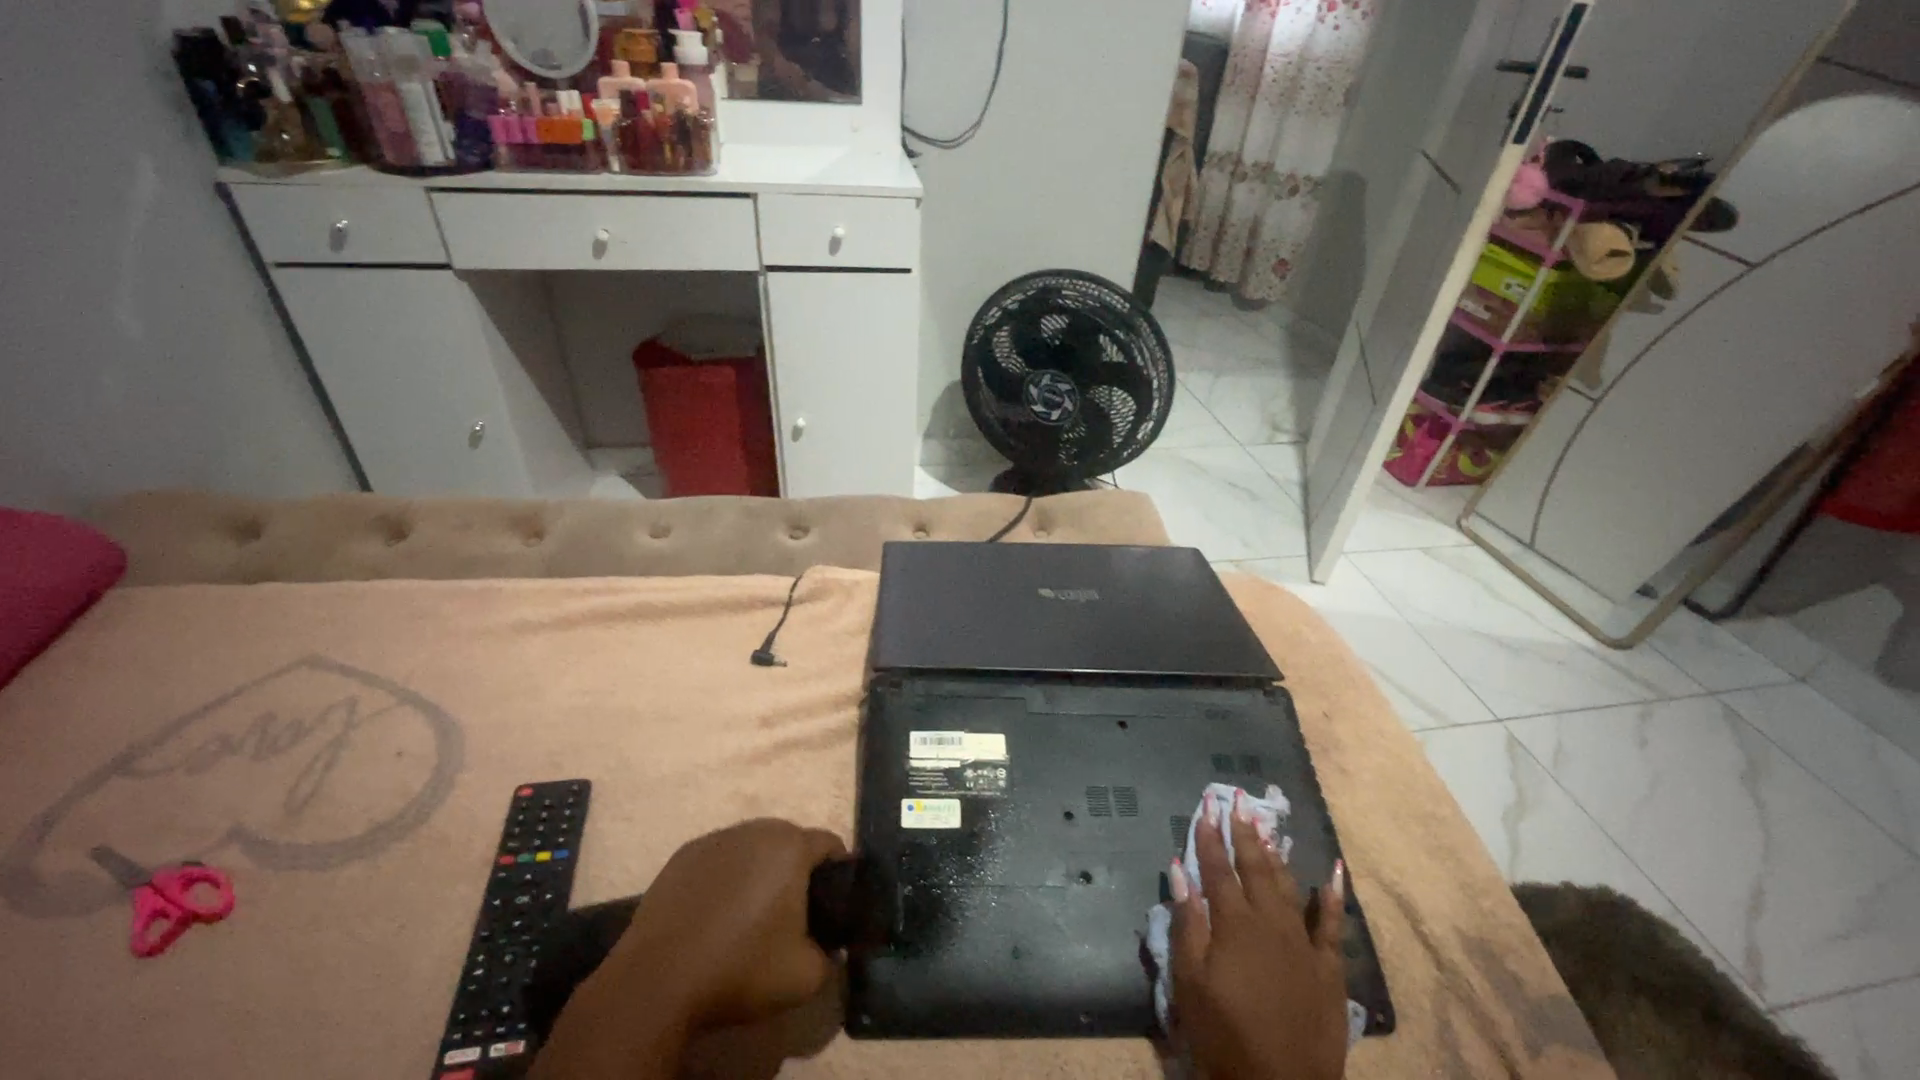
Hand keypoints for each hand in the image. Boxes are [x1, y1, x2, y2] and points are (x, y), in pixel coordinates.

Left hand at [608, 818, 847, 1030]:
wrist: (658, 981)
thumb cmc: (742, 969)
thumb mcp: (807, 976)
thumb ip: (831, 954)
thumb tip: (829, 946)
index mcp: (790, 847)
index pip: (830, 843)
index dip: (839, 872)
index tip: (833, 904)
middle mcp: (754, 830)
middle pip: (790, 840)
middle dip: (798, 868)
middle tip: (795, 912)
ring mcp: (713, 840)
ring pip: (753, 847)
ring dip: (760, 870)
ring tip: (751, 912)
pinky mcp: (681, 856)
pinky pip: (719, 859)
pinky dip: (726, 877)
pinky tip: (716, 913)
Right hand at [1169, 792, 1348, 1079]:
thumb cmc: (1224, 1034)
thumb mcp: (1190, 982)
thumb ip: (1187, 923)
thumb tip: (1180, 870)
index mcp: (1234, 925)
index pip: (1217, 869)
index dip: (1209, 836)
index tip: (1205, 805)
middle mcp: (1270, 923)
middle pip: (1254, 868)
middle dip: (1243, 832)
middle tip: (1237, 799)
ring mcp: (1303, 943)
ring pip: (1287, 886)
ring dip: (1274, 853)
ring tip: (1265, 824)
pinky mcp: (1328, 966)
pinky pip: (1332, 923)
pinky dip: (1332, 895)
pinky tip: (1333, 872)